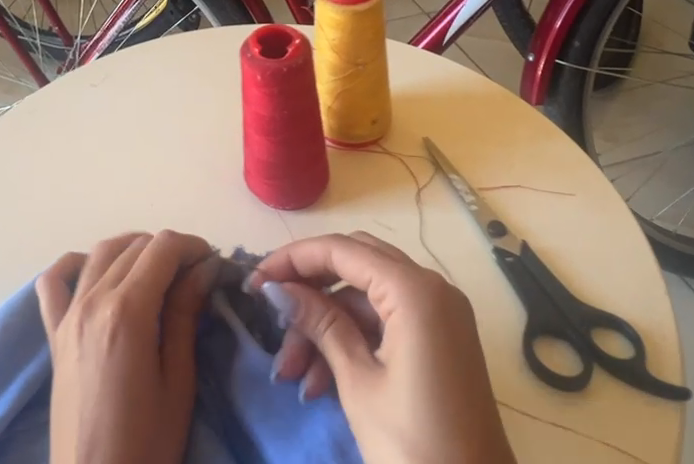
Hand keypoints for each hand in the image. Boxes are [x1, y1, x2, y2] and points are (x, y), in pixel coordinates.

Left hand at [35, 230, 218, 463]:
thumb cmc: (146, 442)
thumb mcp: (178, 381)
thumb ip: (186, 316)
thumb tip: (203, 269)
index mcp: (128, 312)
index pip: (163, 248)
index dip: (193, 247)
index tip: (212, 264)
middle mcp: (93, 301)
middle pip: (134, 247)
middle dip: (170, 250)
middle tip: (195, 275)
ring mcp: (68, 315)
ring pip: (99, 253)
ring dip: (132, 250)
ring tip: (158, 272)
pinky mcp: (54, 334)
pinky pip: (53, 281)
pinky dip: (75, 264)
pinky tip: (96, 273)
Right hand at [253, 232, 513, 463]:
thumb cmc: (415, 444)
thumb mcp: (358, 382)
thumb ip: (320, 324)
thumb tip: (276, 288)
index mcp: (415, 290)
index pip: (342, 250)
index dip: (293, 259)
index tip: (255, 282)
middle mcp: (432, 288)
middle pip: (355, 264)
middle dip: (309, 290)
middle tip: (272, 317)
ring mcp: (439, 314)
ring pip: (366, 298)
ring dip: (325, 326)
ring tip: (289, 372)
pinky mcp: (439, 341)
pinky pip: (385, 322)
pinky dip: (351, 341)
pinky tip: (318, 382)